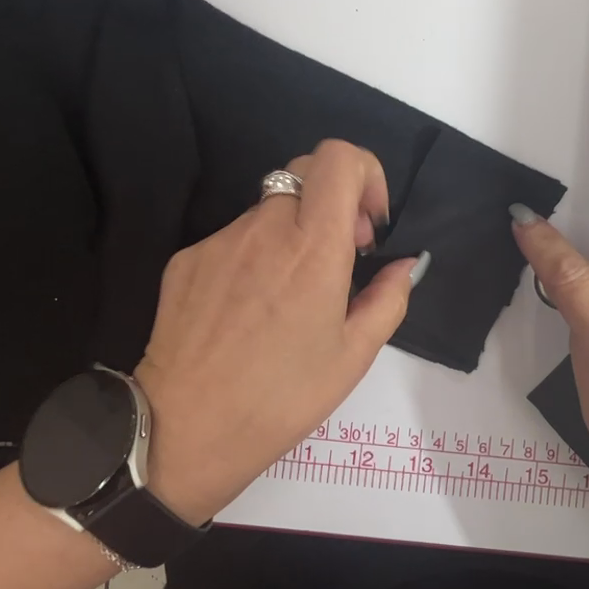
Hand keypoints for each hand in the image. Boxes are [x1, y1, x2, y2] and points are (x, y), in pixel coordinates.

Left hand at [137, 140, 425, 523]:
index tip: (367, 224)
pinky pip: (232, 241)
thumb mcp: (353, 356)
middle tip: (339, 258)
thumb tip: (403, 263)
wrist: (184, 430)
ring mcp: (219, 241)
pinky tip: (246, 313)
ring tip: (287, 299)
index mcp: (313, 247)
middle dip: (332, 205)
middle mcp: (264, 228)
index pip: (338, 158)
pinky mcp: (186, 259)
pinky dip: (252, 259)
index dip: (364, 174)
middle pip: (304, 176)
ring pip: (267, 213)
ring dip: (290, 237)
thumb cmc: (281, 399)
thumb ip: (389, 297)